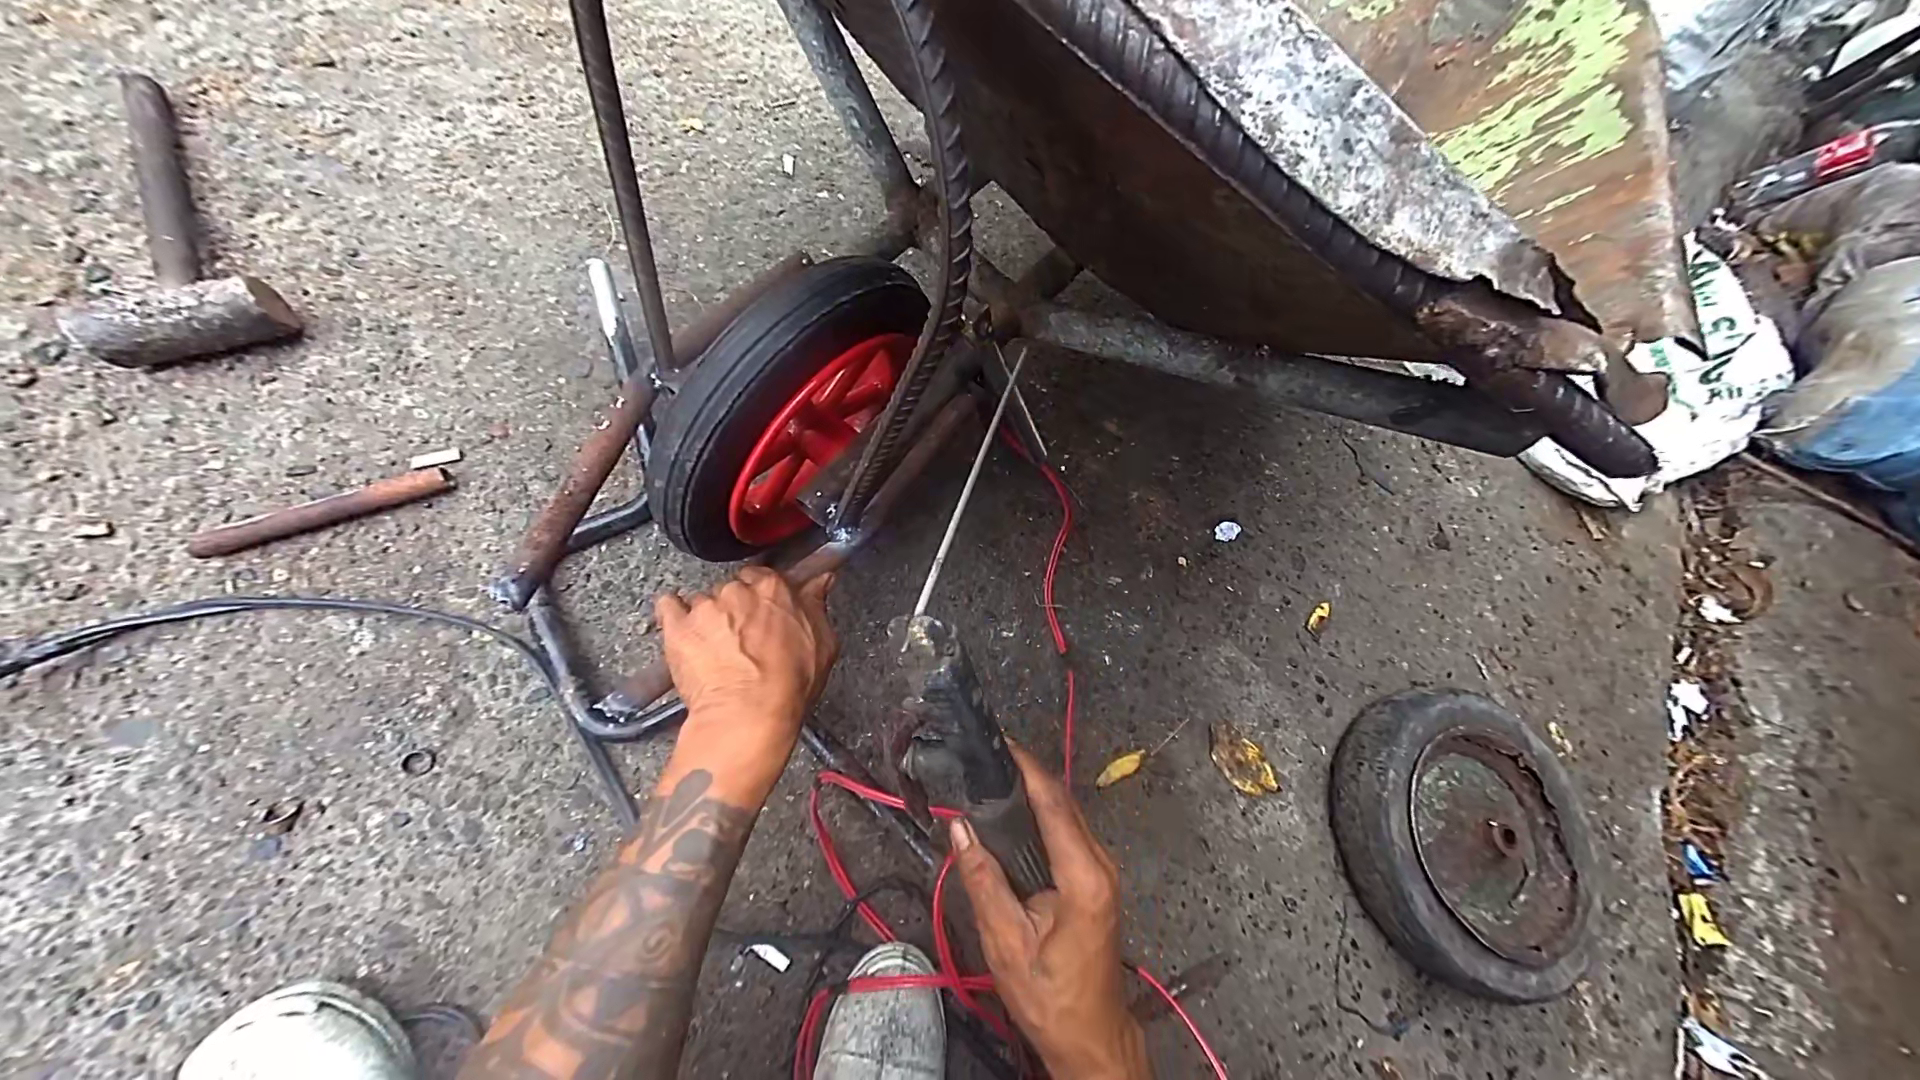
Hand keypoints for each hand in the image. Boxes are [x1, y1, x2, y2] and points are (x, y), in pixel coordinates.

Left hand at [655, 566, 837, 793]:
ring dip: (707, 618)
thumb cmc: (787, 684)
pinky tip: (683, 631)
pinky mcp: (678, 627)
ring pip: (703, 601)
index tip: (763, 611)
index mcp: (774, 589)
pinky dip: (673, 614)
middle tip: (742, 638)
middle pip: (732, 589)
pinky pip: (668, 606)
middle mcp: (738, 591)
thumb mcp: (822, 643)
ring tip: (714, 649)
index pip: (763, 576)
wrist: (749, 713)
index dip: (762, 597)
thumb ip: (816, 603)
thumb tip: (821, 581)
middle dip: (734, 609)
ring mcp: (705, 607)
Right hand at [951, 744, 1149, 1079]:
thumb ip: (983, 880)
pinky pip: (1070, 829)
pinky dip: (1044, 811)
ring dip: (1036, 789)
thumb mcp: (1006, 942)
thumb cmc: (1051, 998)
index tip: (1002, 744)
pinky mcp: (1098, 877)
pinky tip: (1017, 811)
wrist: (1091, 1036)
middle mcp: (1101, 865)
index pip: (1054, 803)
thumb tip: (961, 830)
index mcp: (1084, 878)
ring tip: (997, 776)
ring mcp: (1104, 870)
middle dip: (1028, 773)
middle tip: (990, 758)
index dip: (1028, 767)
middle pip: (1064, 800)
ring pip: (1069, 812)